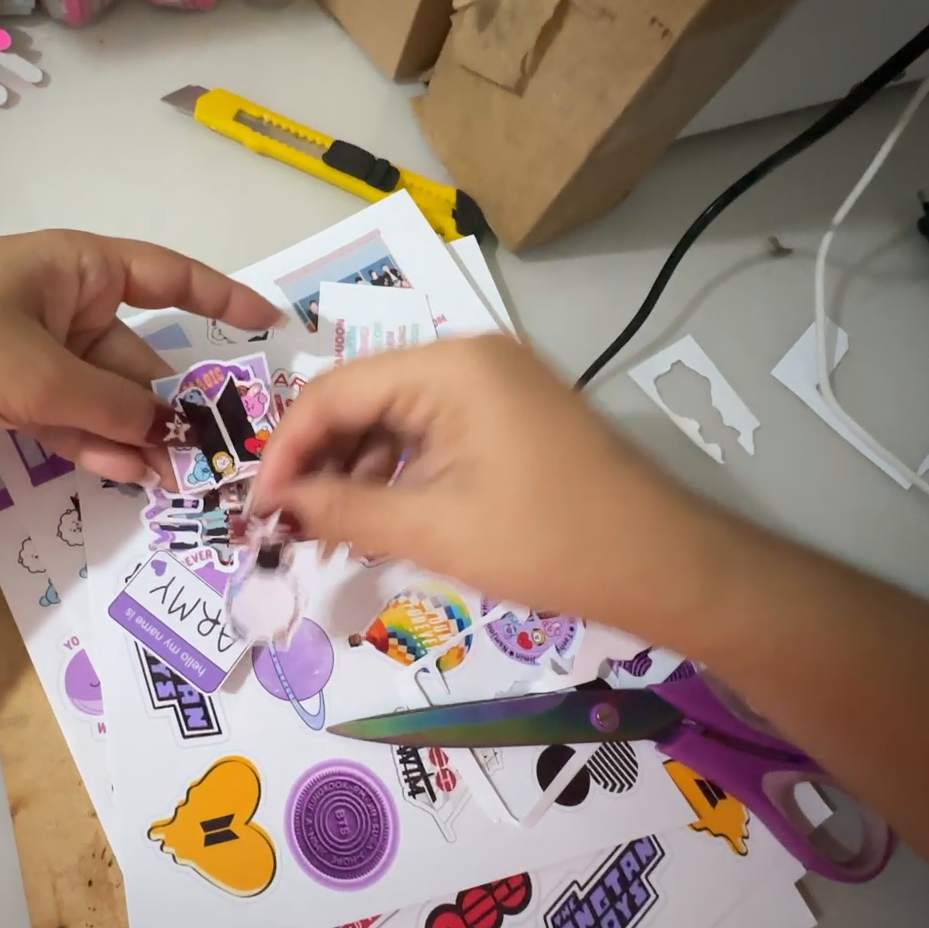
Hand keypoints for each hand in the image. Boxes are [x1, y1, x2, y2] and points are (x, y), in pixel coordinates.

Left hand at [0, 231, 280, 481]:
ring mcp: (32, 345)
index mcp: (77, 268)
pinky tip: (113, 472)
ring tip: (155, 480)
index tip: (267, 326)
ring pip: (100, 391)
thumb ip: (110, 406)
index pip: (169, 276)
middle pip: (134, 353)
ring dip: (126, 433)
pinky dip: (87, 438)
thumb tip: (164, 437)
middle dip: (162, 404)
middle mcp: (62, 300)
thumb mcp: (36, 372)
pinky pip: (64, 410)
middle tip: (198, 459)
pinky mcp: (5, 383)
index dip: (223, 299)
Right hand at [250, 336, 729, 641]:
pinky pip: (426, 436)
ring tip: (328, 534)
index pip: (333, 391)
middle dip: (319, 463)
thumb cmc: (549, 542)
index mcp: (447, 366)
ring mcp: (488, 385)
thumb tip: (272, 507)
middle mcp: (465, 358)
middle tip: (289, 524)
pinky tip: (374, 520)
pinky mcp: (502, 416)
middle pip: (359, 401)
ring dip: (353, 475)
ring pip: (389, 421)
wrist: (669, 568)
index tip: (259, 506)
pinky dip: (394, 476)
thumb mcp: (432, 529)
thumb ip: (341, 511)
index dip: (286, 449)